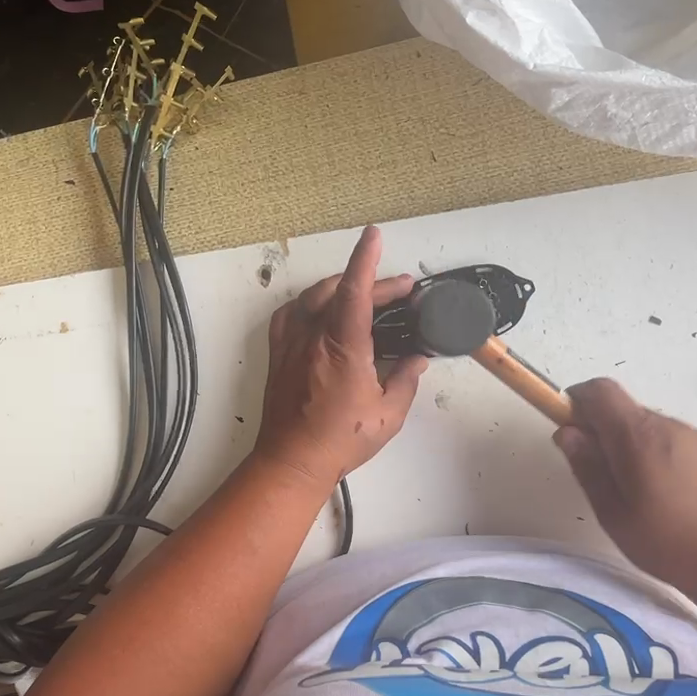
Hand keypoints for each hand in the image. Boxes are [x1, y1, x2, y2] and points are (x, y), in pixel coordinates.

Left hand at [254, 226, 428, 490]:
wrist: (291, 459)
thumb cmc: (338, 440)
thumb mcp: (387, 413)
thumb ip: (405, 379)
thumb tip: (417, 360)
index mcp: (342, 346)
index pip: (355, 290)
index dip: (366, 260)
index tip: (374, 236)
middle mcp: (312, 336)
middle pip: (340, 290)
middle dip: (371, 282)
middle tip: (399, 291)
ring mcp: (291, 343)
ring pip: (313, 297)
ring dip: (341, 288)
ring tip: (365, 295)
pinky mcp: (279, 353)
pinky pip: (292, 314)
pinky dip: (312, 303)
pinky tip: (323, 310)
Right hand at [553, 378, 696, 593]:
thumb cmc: (674, 547)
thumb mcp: (614, 515)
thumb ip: (588, 468)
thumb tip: (568, 432)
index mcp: (641, 436)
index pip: (600, 391)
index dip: (577, 401)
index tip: (571, 431)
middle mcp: (675, 426)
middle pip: (630, 413)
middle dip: (608, 435)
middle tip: (607, 481)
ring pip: (659, 432)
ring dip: (641, 451)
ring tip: (649, 501)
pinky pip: (686, 447)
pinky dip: (671, 463)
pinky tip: (683, 505)